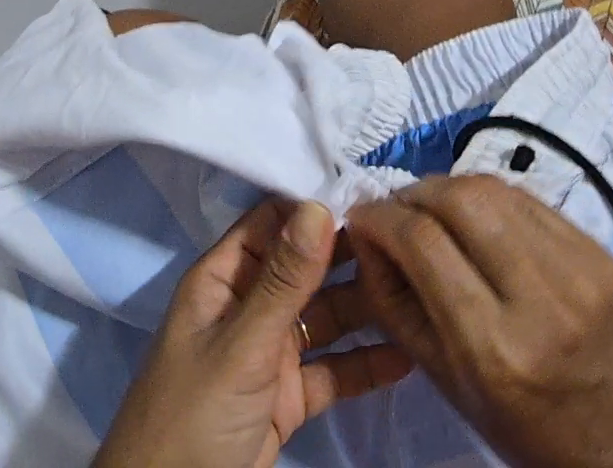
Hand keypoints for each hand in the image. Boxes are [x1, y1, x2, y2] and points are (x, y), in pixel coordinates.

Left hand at [94, 199, 412, 467]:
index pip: (272, 224)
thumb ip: (283, 280)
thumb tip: (317, 205)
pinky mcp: (288, 397)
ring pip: (324, 317)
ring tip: (417, 293)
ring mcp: (269, 352)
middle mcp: (248, 306)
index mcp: (223, 279)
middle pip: (305, 268)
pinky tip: (408, 356)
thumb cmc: (194, 413)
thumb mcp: (241, 344)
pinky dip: (364, 365)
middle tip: (410, 245)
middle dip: (351, 257)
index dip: (316, 210)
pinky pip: (332, 370)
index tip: (371, 199)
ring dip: (365, 309)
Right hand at [347, 176, 612, 467]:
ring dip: (450, 188)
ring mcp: (580, 271)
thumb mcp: (434, 370)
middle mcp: (542, 301)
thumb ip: (389, 295)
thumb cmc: (509, 415)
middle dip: (416, 192)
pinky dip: (489, 199)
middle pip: (463, 201)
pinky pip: (528, 199)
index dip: (382, 217)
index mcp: (493, 346)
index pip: (424, 243)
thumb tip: (364, 227)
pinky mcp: (601, 253)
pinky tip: (477, 218)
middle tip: (398, 207)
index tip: (361, 214)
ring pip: (496, 189)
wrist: (609, 438)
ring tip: (433, 208)